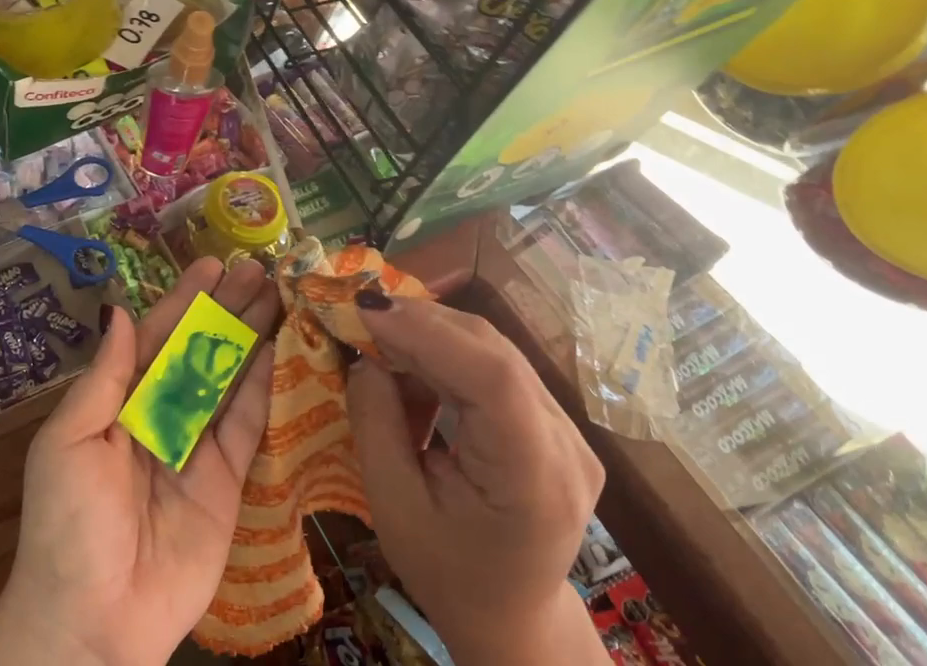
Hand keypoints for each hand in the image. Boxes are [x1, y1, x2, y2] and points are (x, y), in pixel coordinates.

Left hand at [0, 258, 279, 665]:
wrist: (95, 618)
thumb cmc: (68, 522)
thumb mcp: (69, 440)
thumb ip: (105, 377)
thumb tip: (119, 311)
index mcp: (112, 403)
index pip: (151, 340)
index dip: (181, 302)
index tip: (212, 265)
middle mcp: (153, 418)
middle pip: (194, 353)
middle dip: (223, 311)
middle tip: (258, 269)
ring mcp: (191, 449)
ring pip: (224, 381)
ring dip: (248, 339)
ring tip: (276, 295)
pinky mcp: (224, 484)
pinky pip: (246, 428)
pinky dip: (262, 390)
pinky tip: (278, 352)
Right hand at [348, 294, 605, 665]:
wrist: (510, 616)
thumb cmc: (445, 572)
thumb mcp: (393, 506)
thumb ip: (377, 424)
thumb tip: (365, 356)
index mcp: (534, 479)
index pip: (493, 379)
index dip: (428, 332)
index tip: (364, 310)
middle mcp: (567, 446)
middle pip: (495, 354)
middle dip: (421, 324)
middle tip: (356, 317)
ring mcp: (569, 433)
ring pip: (495, 352)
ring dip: (431, 336)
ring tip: (376, 342)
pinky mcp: (555, 426)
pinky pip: (497, 370)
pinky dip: (446, 357)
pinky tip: (409, 367)